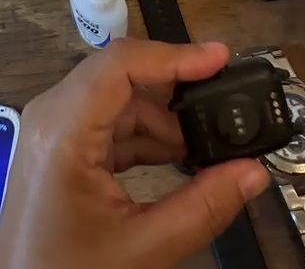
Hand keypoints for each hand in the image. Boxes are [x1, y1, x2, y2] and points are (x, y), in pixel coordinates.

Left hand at [0, 39, 270, 268]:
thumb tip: (253, 172)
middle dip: (175, 89)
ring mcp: (52, 131)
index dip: (173, 55)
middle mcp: (52, 115)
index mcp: (62, 127)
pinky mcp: (59, 150)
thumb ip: (202, 207)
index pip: (120, 64)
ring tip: (209, 146)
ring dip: (164, 121)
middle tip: (225, 103)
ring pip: (118, 102)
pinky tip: (180, 159)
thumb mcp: (142, 248)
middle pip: (121, 79)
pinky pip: (108, 127)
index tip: (220, 58)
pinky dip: (145, 139)